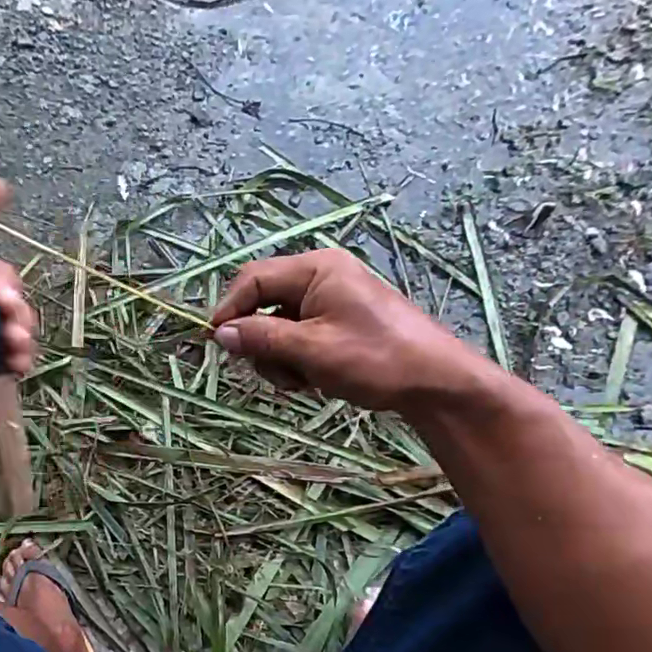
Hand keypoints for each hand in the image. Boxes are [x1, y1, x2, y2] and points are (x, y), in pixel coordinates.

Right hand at [210, 249, 491, 411]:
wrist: (434, 382)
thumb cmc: (376, 359)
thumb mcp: (312, 350)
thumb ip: (262, 338)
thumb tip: (219, 333)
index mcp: (316, 269)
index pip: (253, 279)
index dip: (229, 309)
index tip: (217, 343)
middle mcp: (320, 277)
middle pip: (263, 304)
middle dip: (260, 341)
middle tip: (275, 371)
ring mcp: (329, 301)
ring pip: (277, 326)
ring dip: (279, 358)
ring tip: (303, 380)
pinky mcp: (336, 323)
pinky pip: (297, 338)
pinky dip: (296, 361)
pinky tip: (314, 379)